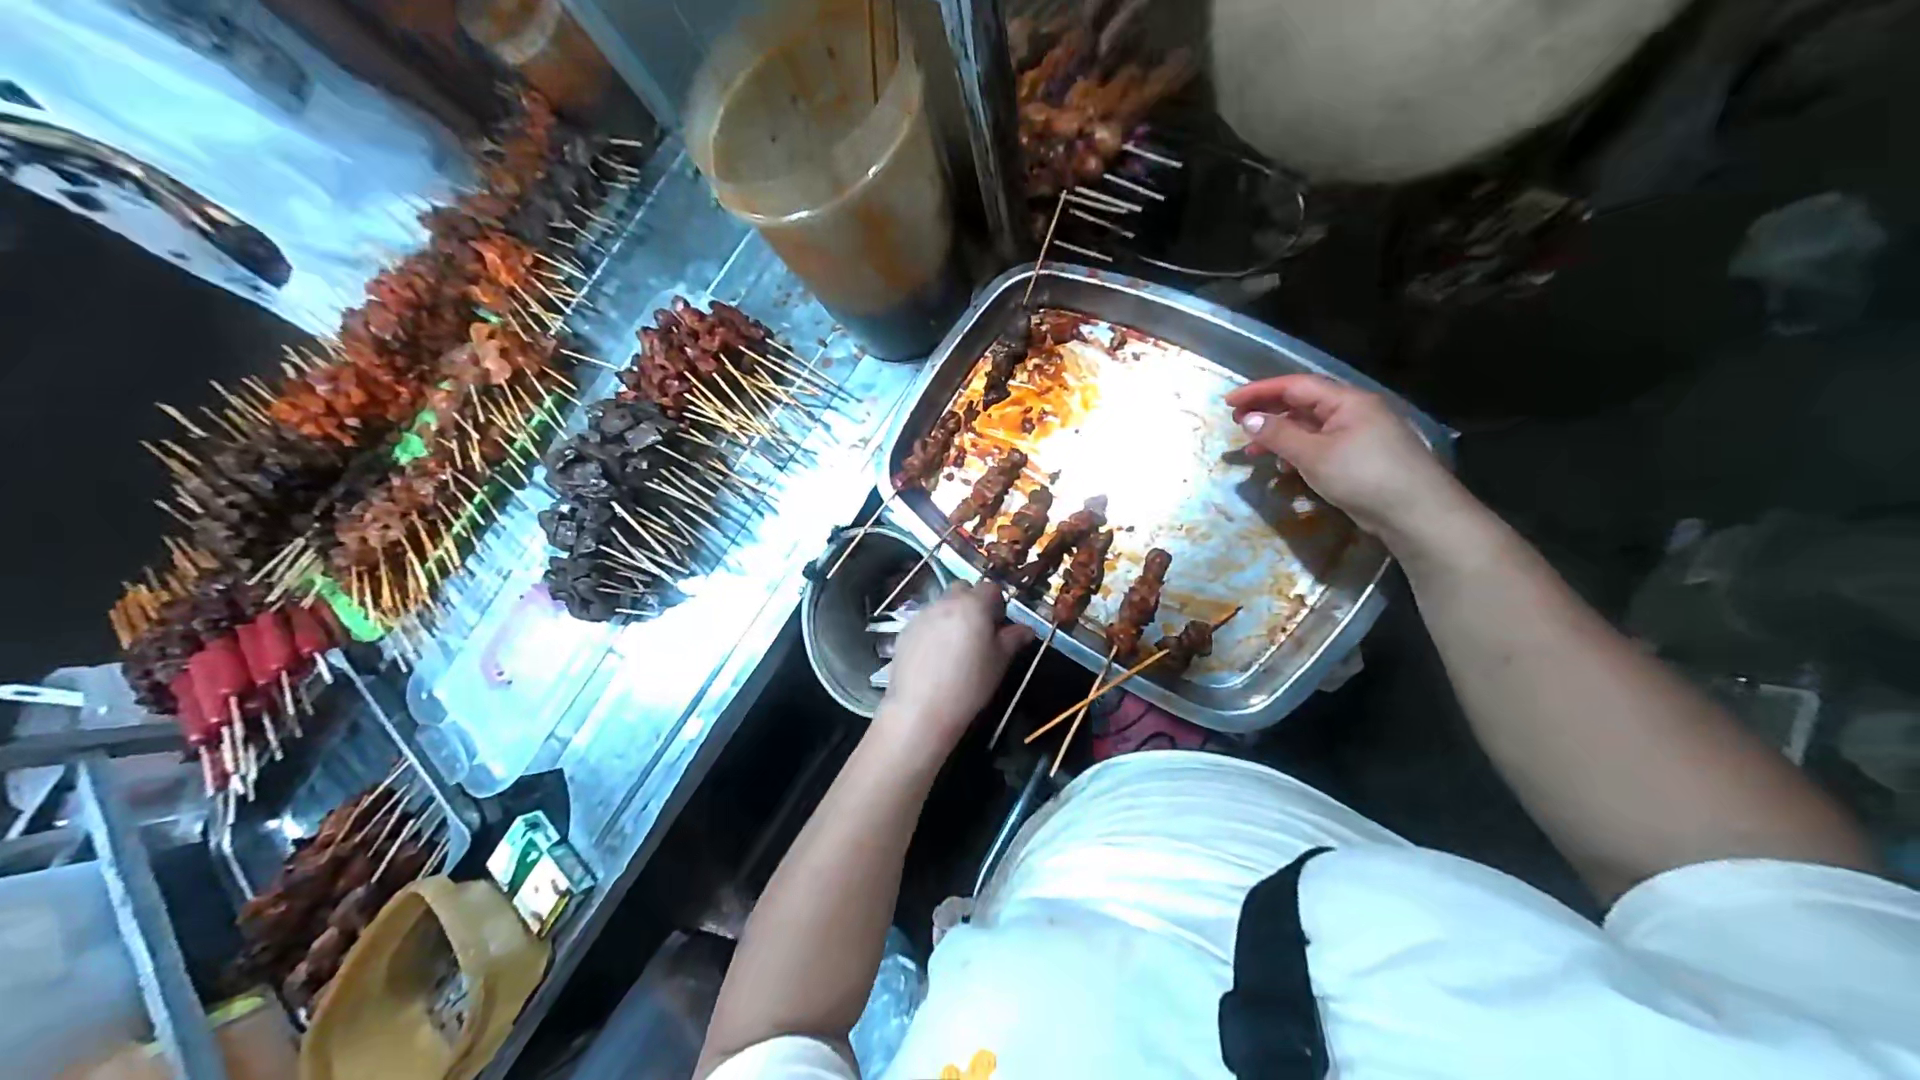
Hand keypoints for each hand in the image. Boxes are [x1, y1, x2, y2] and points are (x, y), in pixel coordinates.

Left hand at [877, 582, 1030, 753]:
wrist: (922, 708)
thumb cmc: (970, 684)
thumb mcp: (999, 662)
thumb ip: (1013, 639)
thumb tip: (1026, 629)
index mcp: (973, 605)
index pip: (990, 587)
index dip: (998, 603)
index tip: (999, 624)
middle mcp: (945, 603)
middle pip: (963, 589)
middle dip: (972, 602)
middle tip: (979, 631)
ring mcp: (922, 615)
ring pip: (942, 605)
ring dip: (952, 616)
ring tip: (956, 647)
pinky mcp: (904, 631)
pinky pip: (925, 622)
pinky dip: (933, 630)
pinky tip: (936, 657)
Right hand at [1225, 374, 1459, 541]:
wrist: (1416, 513)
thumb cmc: (1364, 476)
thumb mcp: (1314, 454)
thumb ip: (1279, 434)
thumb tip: (1249, 419)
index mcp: (1346, 401)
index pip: (1295, 386)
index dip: (1259, 391)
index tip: (1229, 403)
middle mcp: (1354, 411)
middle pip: (1302, 404)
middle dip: (1267, 413)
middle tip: (1237, 425)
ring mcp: (1359, 435)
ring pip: (1310, 427)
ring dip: (1279, 435)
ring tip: (1252, 451)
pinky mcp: (1360, 458)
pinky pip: (1320, 445)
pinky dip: (1296, 451)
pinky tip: (1283, 466)